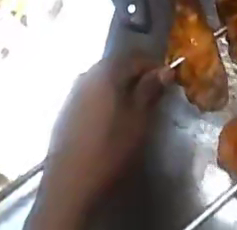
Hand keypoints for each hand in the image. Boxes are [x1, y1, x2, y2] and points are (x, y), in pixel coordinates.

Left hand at [28, 55, 168, 229]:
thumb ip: (149, 91)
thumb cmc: (110, 149)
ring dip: (122, 85)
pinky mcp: (68, 105)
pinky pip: (93, 90)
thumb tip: (164, 70)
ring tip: (139, 103)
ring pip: (104, 78)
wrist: (70, 179)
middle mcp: (88, 73)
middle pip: (117, 65)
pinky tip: (114, 113)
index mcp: (106, 72)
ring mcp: (75, 88)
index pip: (133, 57)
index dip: (153, 65)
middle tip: (156, 90)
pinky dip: (108, 95)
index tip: (168, 76)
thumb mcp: (138, 121)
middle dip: (137, 74)